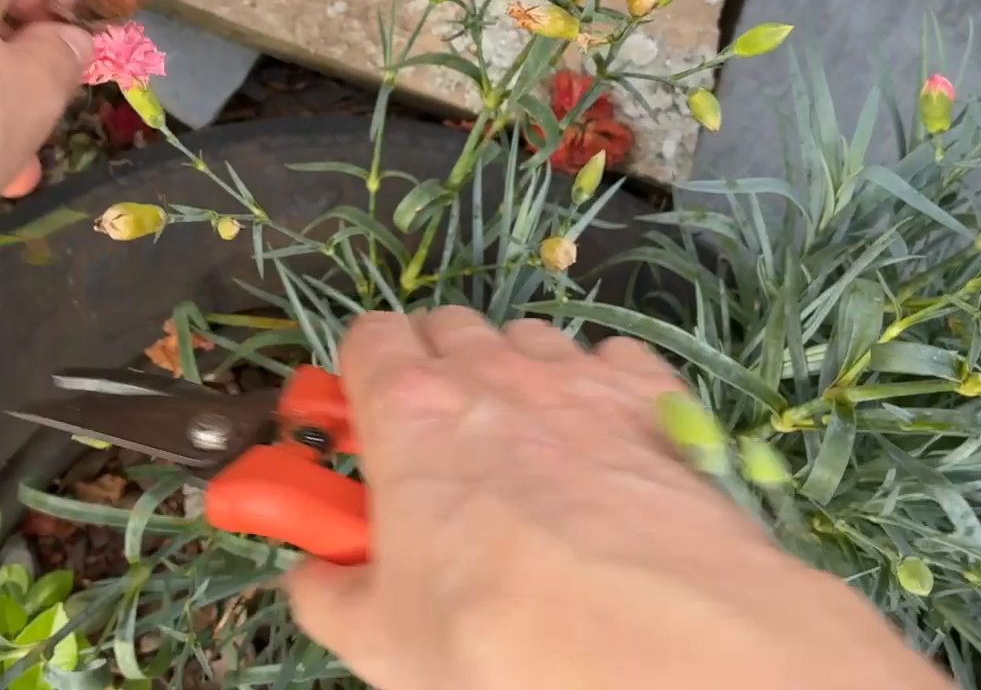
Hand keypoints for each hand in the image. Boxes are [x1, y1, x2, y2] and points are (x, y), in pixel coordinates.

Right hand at [287, 308, 949, 689]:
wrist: (670, 658)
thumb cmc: (496, 639)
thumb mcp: (380, 638)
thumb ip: (326, 592)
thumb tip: (310, 578)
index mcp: (408, 405)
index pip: (367, 336)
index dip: (360, 374)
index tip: (364, 424)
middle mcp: (487, 369)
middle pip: (443, 325)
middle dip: (431, 367)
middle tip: (438, 442)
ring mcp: (572, 374)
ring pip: (522, 336)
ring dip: (510, 373)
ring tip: (523, 446)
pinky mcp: (650, 396)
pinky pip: (610, 358)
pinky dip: (598, 384)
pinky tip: (604, 440)